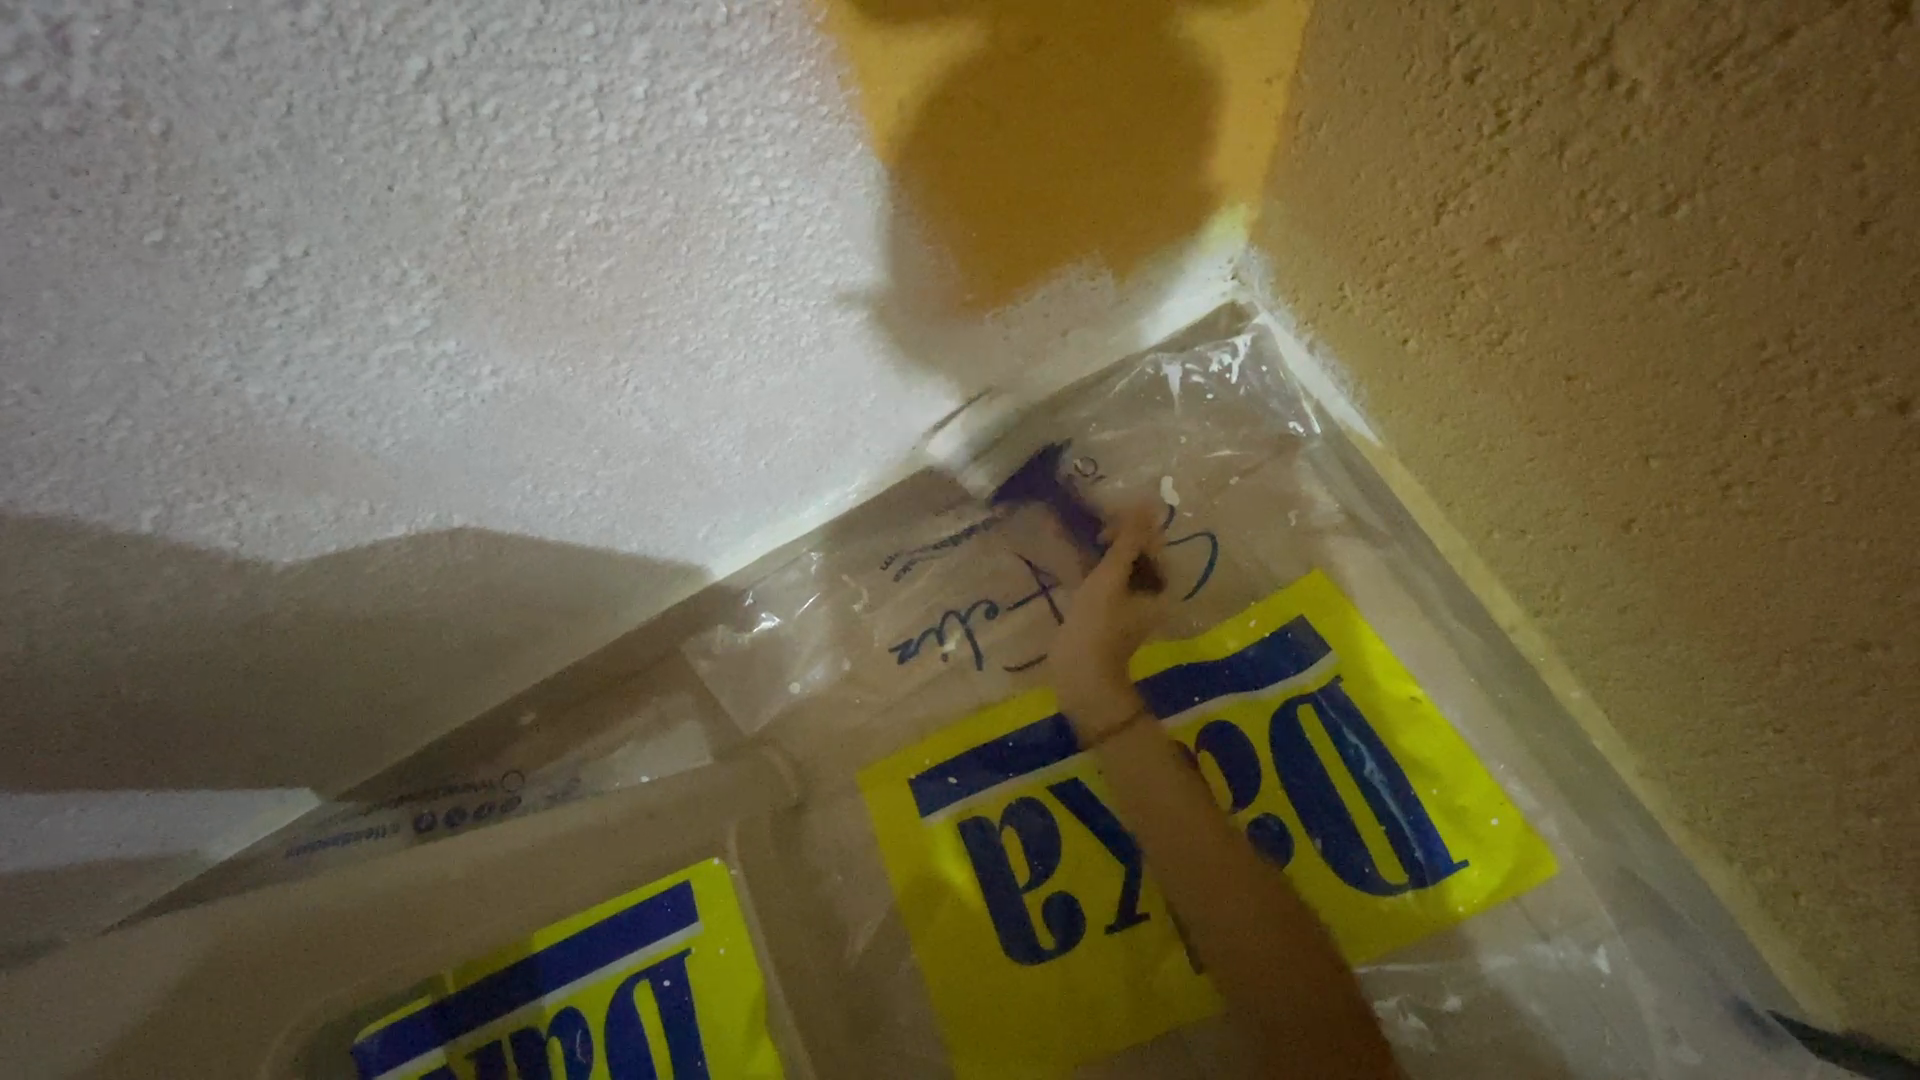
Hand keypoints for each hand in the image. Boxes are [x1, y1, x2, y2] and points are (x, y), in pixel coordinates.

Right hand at [1048, 501, 1168, 740]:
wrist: (1081, 675)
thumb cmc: (1098, 625)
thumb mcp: (1111, 577)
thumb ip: (1128, 540)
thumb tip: (1147, 503)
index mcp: (1161, 585)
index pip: (1152, 542)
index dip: (1130, 526)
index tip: (1102, 524)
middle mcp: (1152, 592)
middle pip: (1137, 553)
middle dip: (1115, 537)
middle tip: (1090, 532)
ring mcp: (1131, 604)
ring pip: (1120, 566)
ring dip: (1103, 551)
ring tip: (1082, 541)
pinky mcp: (1111, 612)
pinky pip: (1107, 581)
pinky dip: (1095, 568)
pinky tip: (1077, 561)